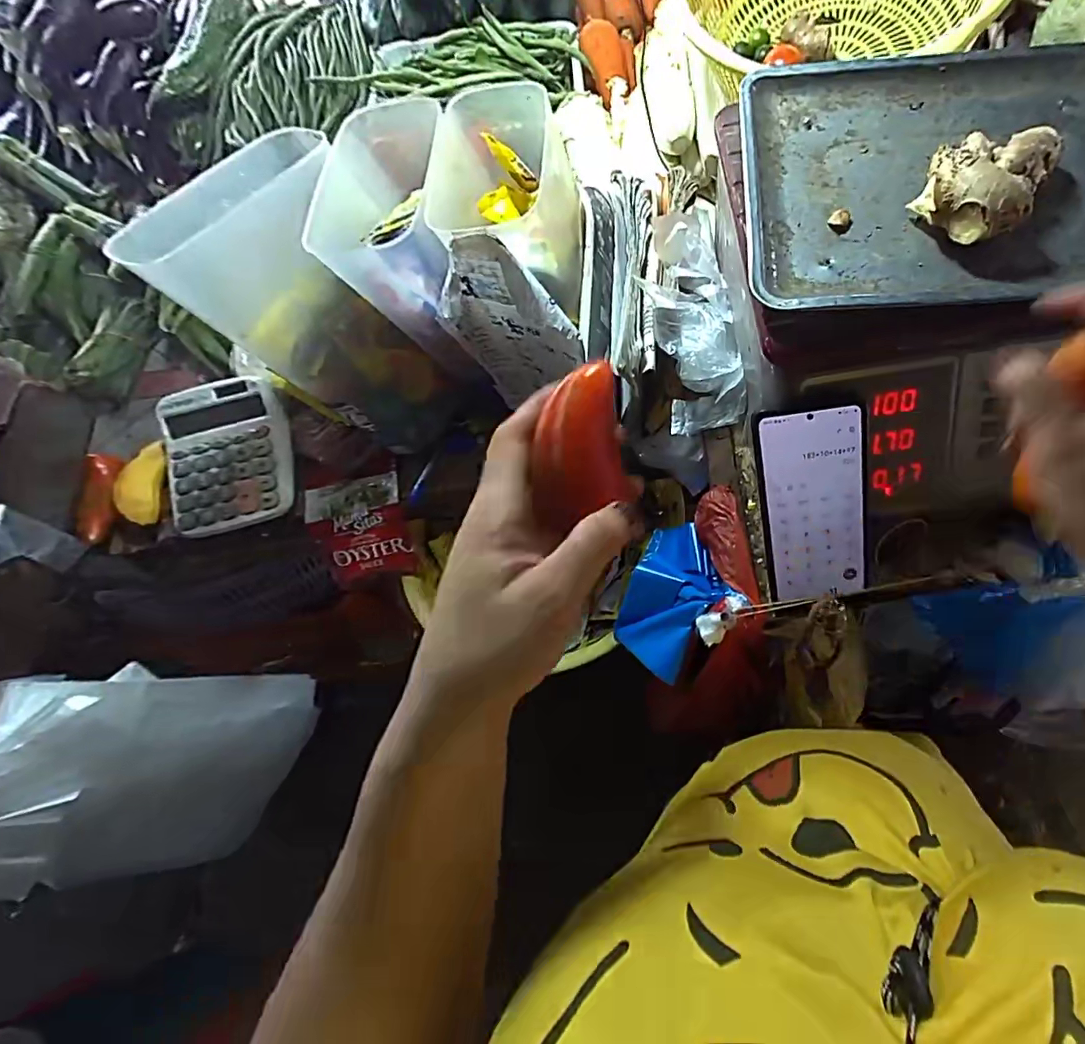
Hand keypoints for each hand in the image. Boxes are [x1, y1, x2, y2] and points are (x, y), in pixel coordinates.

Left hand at [410, 390, 639, 709]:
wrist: (458, 699)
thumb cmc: (496, 646)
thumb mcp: (551, 596)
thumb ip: (591, 546)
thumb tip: (627, 506)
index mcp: (497, 513)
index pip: (513, 439)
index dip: (542, 405)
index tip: (580, 385)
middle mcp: (499, 518)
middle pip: (532, 460)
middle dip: (571, 437)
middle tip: (619, 431)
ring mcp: (507, 544)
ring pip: (544, 493)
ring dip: (580, 477)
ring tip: (624, 470)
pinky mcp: (516, 566)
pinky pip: (551, 525)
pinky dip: (580, 514)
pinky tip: (609, 521)